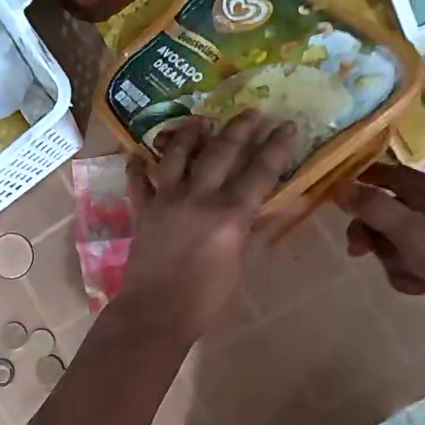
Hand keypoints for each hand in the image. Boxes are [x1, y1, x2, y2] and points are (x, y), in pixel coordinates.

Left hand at [119, 111, 295, 340]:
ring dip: (190, 133)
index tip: (287, 125)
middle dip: (240, 128)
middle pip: (222, 152)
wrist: (156, 312)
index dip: (276, 146)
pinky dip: (138, 167)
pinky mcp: (143, 210)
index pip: (260, 172)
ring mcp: (167, 200)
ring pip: (178, 155)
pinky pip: (139, 182)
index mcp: (230, 214)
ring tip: (201, 119)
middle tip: (253, 111)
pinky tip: (137, 155)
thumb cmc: (206, 300)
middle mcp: (199, 197)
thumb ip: (254, 233)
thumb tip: (274, 209)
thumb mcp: (240, 267)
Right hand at [334, 163, 424, 322]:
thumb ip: (372, 207)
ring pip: (389, 240)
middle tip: (357, 251)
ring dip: (391, 259)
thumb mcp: (409, 229)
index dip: (360, 181)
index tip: (334, 196)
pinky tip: (420, 285)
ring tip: (409, 272)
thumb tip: (338, 186)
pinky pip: (403, 261)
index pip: (388, 173)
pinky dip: (405, 273)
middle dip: (370, 233)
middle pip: (383, 211)